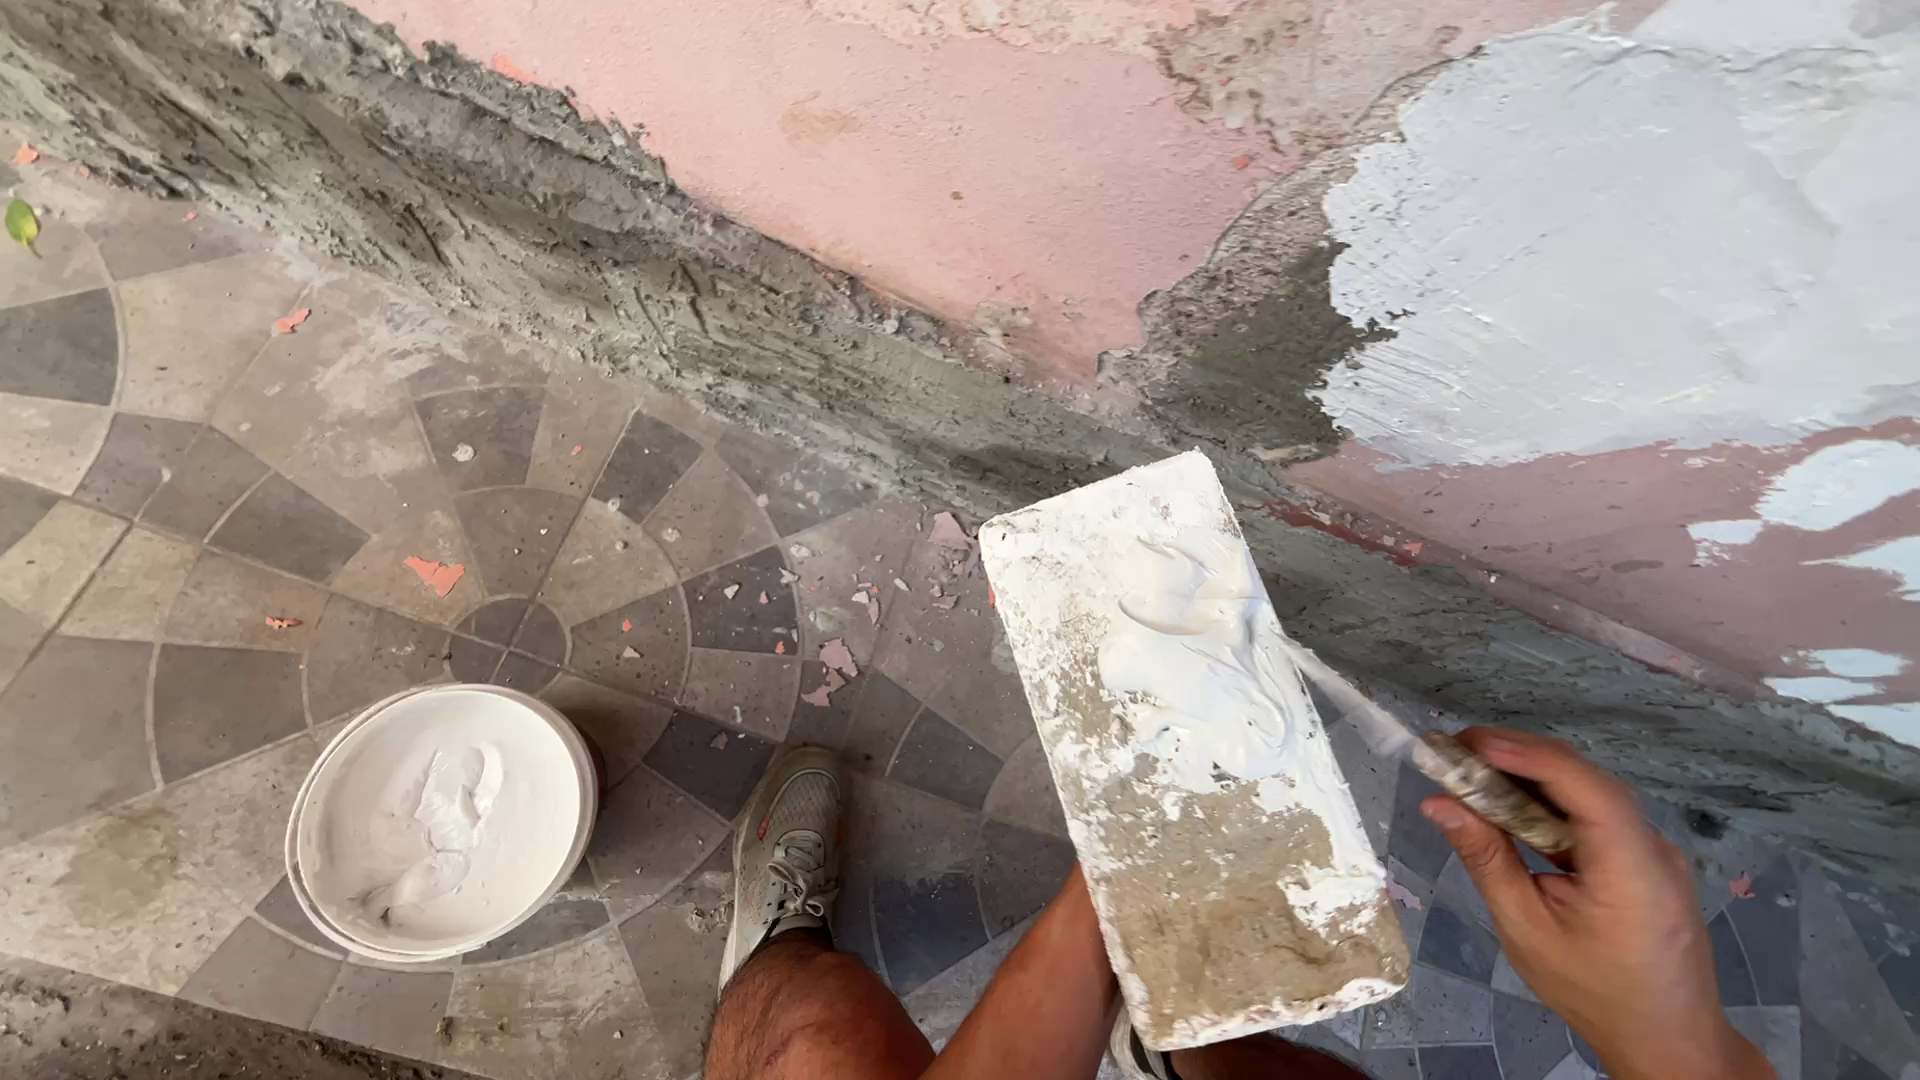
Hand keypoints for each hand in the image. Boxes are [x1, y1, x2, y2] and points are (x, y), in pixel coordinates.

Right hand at [1420, 728, 1772, 1079]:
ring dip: (1526, 771)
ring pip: (1586, 788)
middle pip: (1584, 778)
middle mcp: (1651, 848)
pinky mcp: (1641, 857)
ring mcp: (1651, 850)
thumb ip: (1485, 858)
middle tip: (1452, 749)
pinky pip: (1589, 809)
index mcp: (1631, 870)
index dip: (1526, 755)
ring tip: (1468, 769)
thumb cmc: (1593, 990)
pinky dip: (1543, 795)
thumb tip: (1436, 802)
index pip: (1585, 789)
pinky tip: (1506, 801)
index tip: (1466, 743)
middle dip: (1515, 753)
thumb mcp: (1525, 927)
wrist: (1669, 1041)